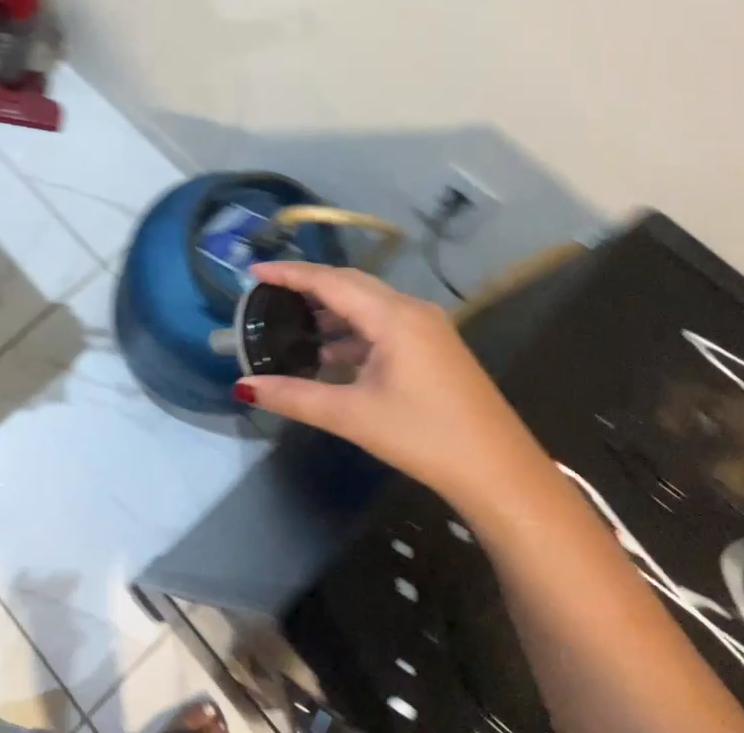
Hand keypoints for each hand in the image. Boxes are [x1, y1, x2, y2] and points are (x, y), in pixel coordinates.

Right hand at [236, 261, 552, 507]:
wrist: (499, 472)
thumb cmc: (424, 437)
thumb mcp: (352, 416)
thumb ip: (295, 397)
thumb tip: (243, 387)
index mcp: (393, 317)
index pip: (330, 281)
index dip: (289, 273)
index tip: (253, 271)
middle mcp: (411, 311)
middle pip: (350, 284)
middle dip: (307, 285)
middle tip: (267, 293)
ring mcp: (428, 329)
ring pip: (367, 305)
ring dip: (330, 310)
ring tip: (290, 323)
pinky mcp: (433, 349)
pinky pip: (382, 324)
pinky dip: (350, 331)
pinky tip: (329, 355)